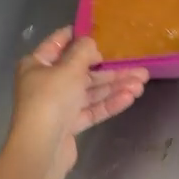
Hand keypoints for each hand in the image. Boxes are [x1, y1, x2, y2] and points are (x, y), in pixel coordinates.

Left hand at [11, 28, 148, 170]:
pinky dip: (109, 103)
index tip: (100, 31)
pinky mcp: (69, 124)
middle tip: (139, 68)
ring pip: (90, 92)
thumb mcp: (69, 68)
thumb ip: (83, 52)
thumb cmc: (51, 99)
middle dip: (110, 70)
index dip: (78, 36)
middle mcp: (46, 83)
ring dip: (115, 87)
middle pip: (81, 71)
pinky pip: (91, 109)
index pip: (58, 43)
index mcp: (37, 64)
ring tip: (141, 83)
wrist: (42, 147)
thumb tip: (90, 44)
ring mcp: (58, 105)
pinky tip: (130, 97)